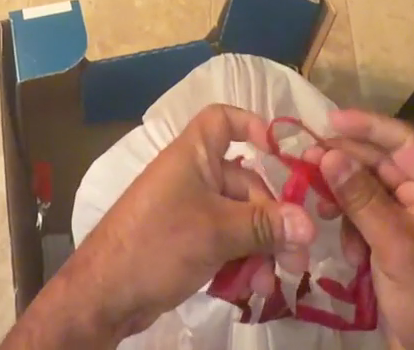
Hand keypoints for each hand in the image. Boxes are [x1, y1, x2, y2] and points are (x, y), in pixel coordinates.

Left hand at [42, 105, 316, 343]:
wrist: (104, 293)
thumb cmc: (158, 242)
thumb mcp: (217, 232)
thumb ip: (264, 226)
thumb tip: (309, 225)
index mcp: (193, 154)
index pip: (223, 119)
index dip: (253, 126)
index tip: (283, 153)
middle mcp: (193, 175)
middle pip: (245, 182)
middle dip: (273, 219)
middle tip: (296, 259)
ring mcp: (189, 209)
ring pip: (239, 218)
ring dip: (260, 248)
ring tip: (272, 282)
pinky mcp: (187, 241)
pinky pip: (226, 242)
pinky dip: (242, 261)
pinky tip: (252, 290)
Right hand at [307, 109, 413, 349]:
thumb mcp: (397, 247)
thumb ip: (362, 199)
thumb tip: (329, 154)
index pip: (404, 141)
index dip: (368, 125)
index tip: (328, 121)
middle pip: (381, 164)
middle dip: (344, 163)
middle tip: (305, 162)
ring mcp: (411, 226)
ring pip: (368, 191)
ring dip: (344, 198)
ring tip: (320, 209)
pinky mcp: (395, 249)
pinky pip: (366, 220)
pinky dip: (351, 228)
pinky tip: (346, 250)